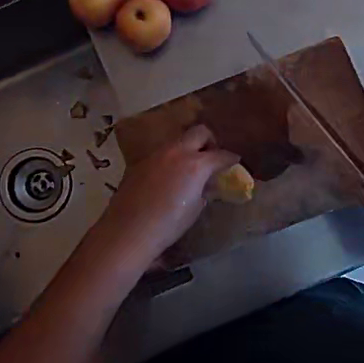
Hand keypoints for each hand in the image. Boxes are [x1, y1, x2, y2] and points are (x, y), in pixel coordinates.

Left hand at [93, 125, 239, 265]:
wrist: (129, 230)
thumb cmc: (168, 224)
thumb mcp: (194, 208)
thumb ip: (204, 191)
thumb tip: (207, 184)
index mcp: (196, 164)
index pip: (221, 154)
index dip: (230, 158)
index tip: (234, 162)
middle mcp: (176, 152)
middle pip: (199, 132)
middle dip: (210, 142)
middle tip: (212, 158)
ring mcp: (156, 154)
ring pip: (178, 141)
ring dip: (188, 149)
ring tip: (189, 169)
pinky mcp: (140, 162)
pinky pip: (161, 154)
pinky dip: (170, 160)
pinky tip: (168, 178)